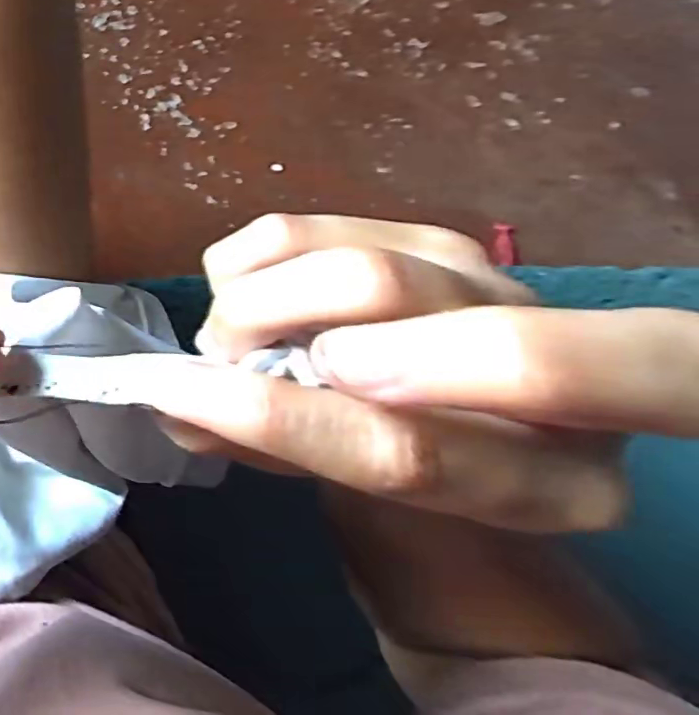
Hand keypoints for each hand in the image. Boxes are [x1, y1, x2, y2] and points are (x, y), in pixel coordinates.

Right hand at [142, 214, 698, 531]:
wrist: (438, 415)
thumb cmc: (372, 458)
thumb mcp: (332, 485)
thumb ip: (257, 448)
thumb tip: (172, 403)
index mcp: (541, 482)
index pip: (404, 451)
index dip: (283, 416)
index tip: (183, 390)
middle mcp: (544, 372)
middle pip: (374, 292)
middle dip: (257, 318)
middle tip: (222, 353)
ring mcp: (488, 287)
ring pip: (325, 254)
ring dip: (245, 295)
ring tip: (240, 332)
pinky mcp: (428, 238)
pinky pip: (291, 232)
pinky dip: (240, 266)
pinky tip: (252, 297)